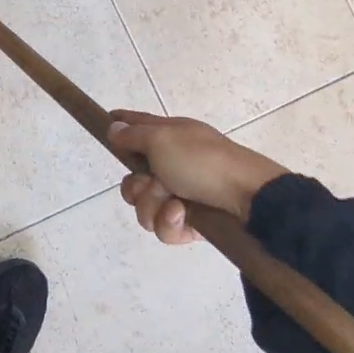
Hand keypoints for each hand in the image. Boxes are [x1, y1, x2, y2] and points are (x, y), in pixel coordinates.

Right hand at [106, 111, 287, 244]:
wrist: (249, 199)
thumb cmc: (203, 161)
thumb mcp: (162, 139)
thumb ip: (132, 135)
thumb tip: (114, 127)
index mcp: (169, 137)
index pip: (137, 125)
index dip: (119, 125)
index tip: (104, 125)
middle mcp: (172, 165)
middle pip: (132, 179)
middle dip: (135, 188)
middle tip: (152, 184)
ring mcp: (181, 195)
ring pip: (144, 206)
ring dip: (154, 206)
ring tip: (175, 204)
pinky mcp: (190, 222)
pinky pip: (163, 227)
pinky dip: (170, 222)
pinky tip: (183, 216)